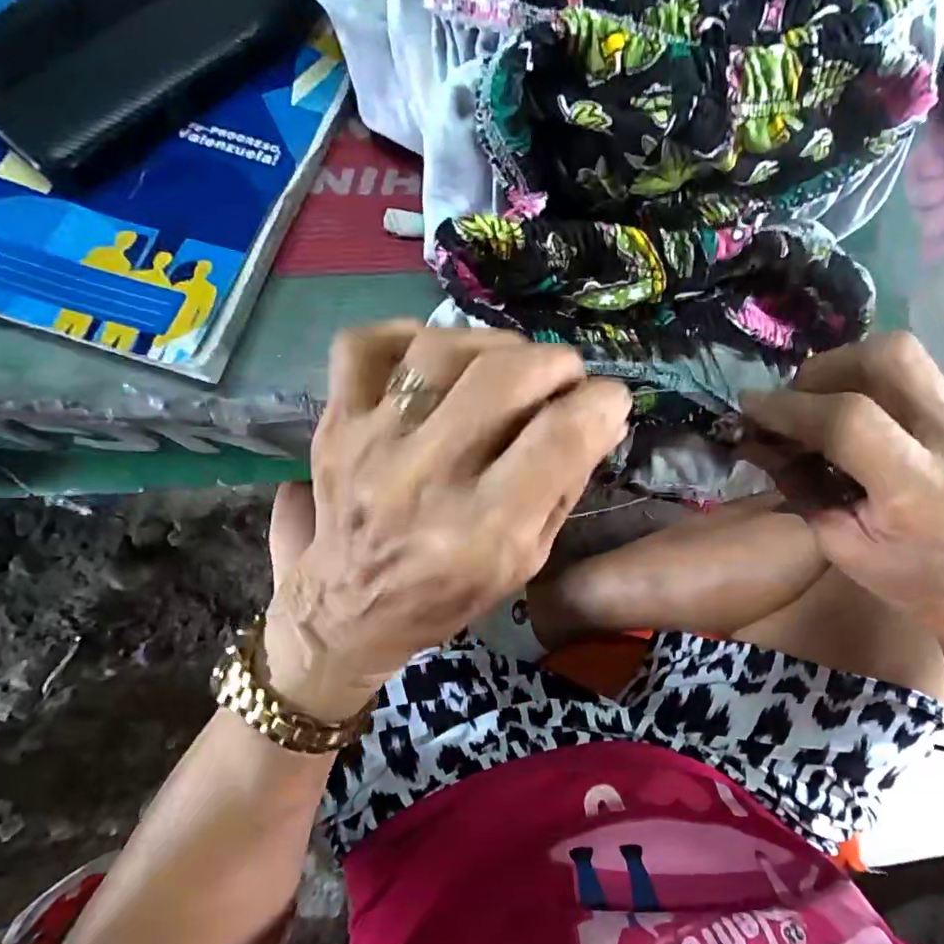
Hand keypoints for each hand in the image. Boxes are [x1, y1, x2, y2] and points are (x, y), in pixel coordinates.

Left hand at [264, 323, 631, 720]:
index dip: (600, 402)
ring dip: (493, 345)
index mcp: (483, 530)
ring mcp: (371, 444)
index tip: (608, 399)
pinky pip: (362, 345)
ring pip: (441, 349)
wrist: (349, 608)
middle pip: (504, 377)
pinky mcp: (335, 425)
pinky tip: (434, 358)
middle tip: (561, 377)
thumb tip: (601, 412)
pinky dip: (406, 335)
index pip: (559, 437)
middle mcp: (425, 479)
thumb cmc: (447, 593)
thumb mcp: (525, 560)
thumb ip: (565, 485)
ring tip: (506, 365)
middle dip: (554, 363)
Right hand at [739, 332, 943, 646]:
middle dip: (827, 367)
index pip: (849, 421)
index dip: (791, 407)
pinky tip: (873, 424)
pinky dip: (882, 391)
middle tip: (797, 396)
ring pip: (907, 358)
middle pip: (890, 358)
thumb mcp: (840, 547)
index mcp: (921, 490)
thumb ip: (801, 489)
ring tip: (825, 403)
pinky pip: (922, 380)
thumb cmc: (910, 579)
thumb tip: (759, 441)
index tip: (751, 405)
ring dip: (851, 371)